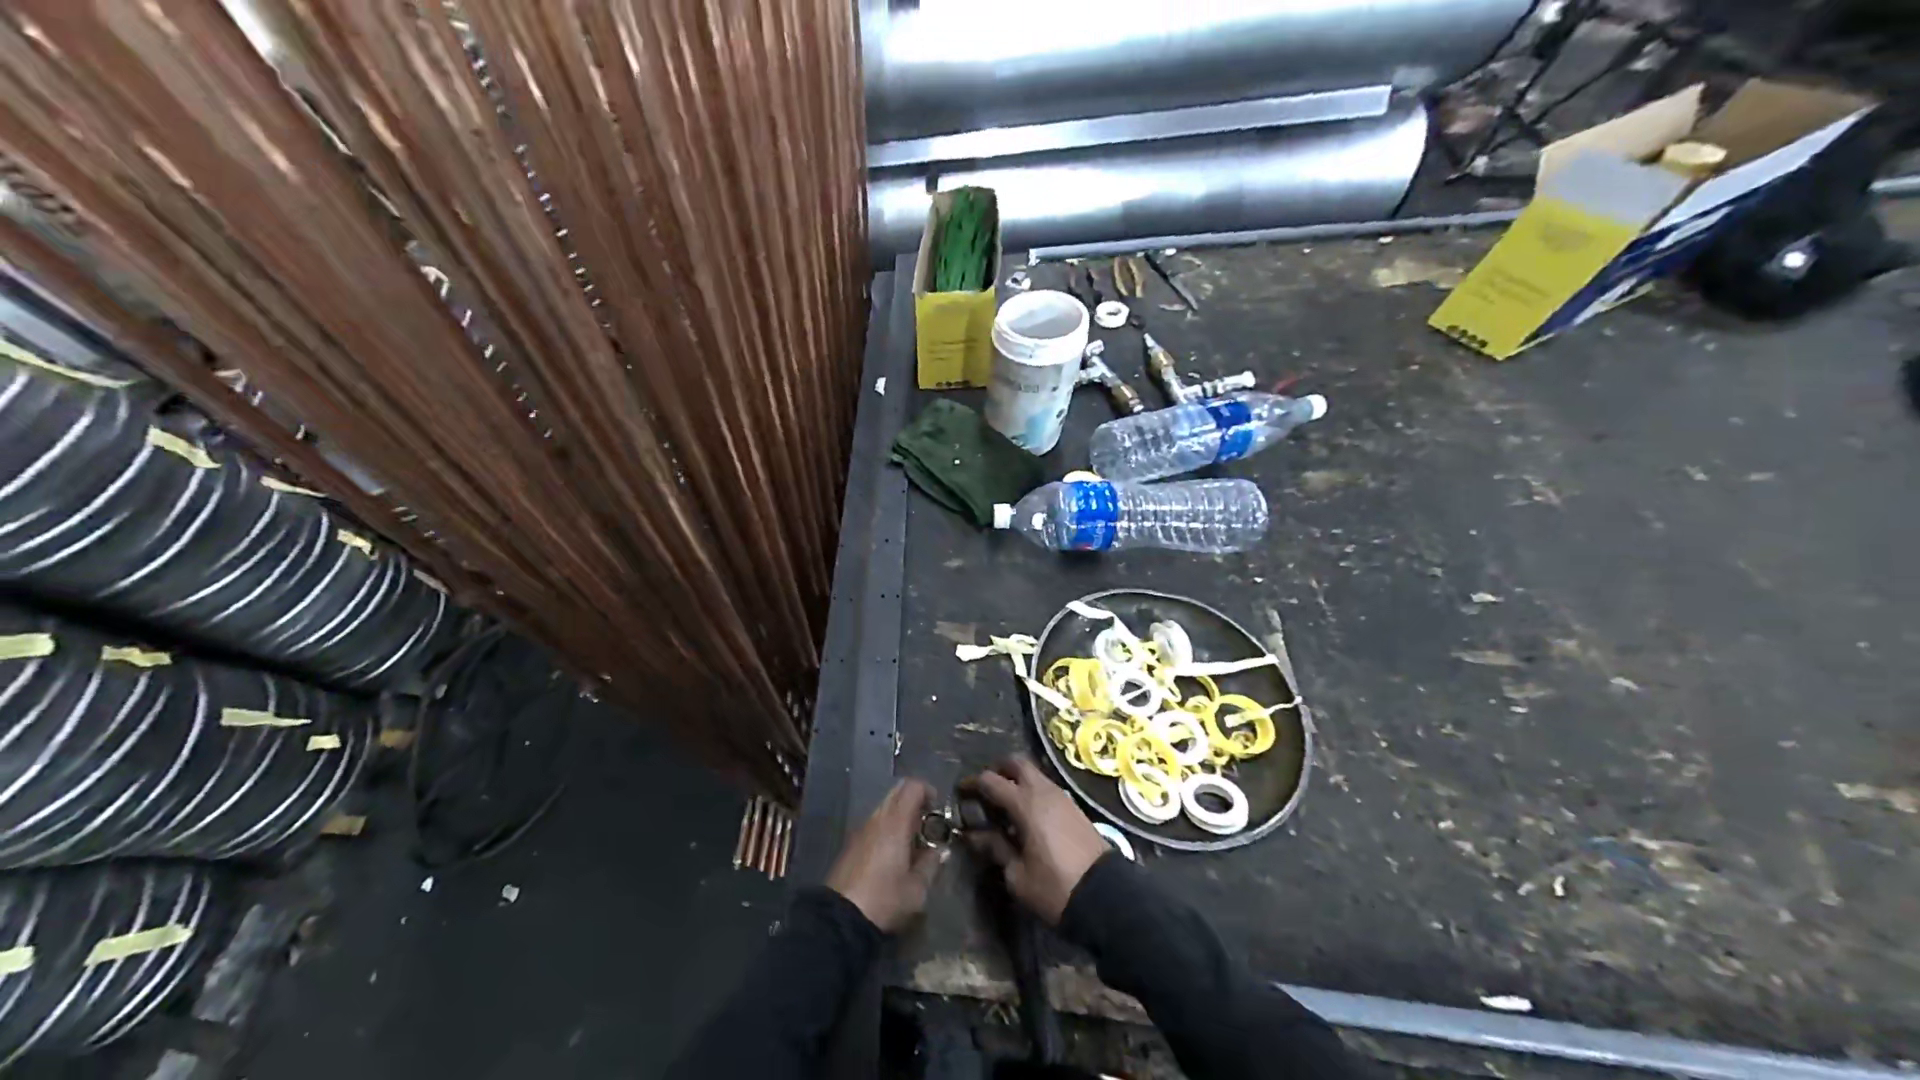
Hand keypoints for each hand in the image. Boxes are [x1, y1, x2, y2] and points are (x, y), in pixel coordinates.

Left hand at [825, 778, 943, 931]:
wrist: (839, 918)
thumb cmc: (884, 900)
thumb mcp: (917, 889)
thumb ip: (931, 865)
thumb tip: (941, 851)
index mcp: (895, 823)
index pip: (912, 787)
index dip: (927, 790)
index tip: (937, 806)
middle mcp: (876, 819)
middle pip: (896, 792)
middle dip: (914, 800)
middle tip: (926, 821)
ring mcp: (860, 830)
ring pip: (883, 808)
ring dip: (900, 814)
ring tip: (911, 840)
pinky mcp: (850, 845)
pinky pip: (873, 824)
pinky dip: (886, 827)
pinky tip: (892, 853)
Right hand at [959, 757, 1108, 924]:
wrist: (1107, 896)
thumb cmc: (1055, 887)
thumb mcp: (1017, 875)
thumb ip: (995, 848)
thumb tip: (974, 835)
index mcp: (1026, 804)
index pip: (991, 780)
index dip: (972, 783)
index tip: (960, 793)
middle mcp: (1044, 791)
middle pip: (1017, 763)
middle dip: (998, 771)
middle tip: (984, 791)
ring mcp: (1062, 797)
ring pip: (1034, 774)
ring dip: (1016, 780)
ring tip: (1004, 806)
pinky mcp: (1074, 808)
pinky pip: (1046, 787)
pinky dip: (1032, 791)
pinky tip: (1025, 816)